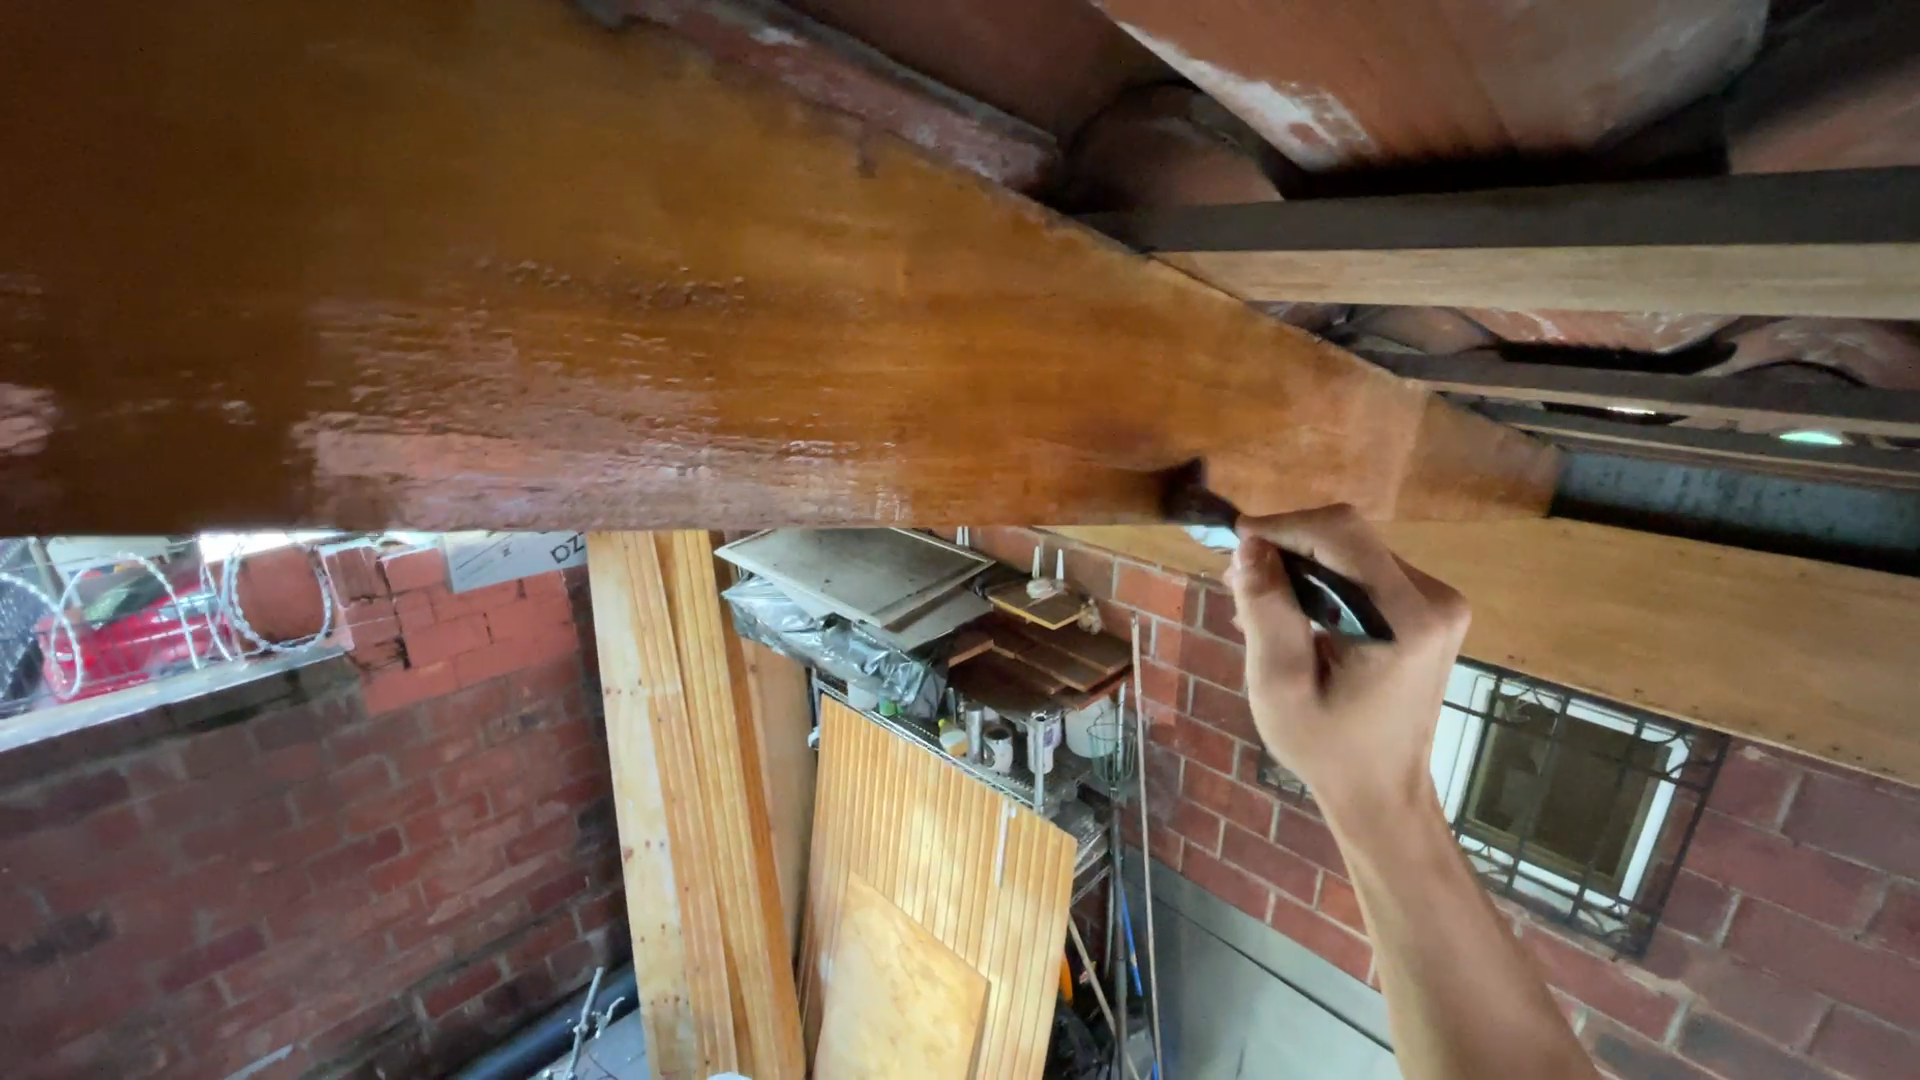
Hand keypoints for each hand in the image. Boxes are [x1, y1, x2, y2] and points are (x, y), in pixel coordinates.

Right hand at [1224, 505, 1470, 820]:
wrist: (1381, 790)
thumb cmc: (1326, 747)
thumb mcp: (1279, 684)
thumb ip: (1267, 610)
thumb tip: (1248, 547)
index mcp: (1404, 619)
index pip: (1340, 533)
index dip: (1282, 527)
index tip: (1234, 546)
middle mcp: (1433, 599)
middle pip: (1347, 538)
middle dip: (1285, 549)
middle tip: (1237, 586)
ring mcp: (1437, 604)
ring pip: (1352, 550)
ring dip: (1299, 567)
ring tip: (1257, 606)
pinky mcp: (1429, 611)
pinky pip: (1364, 571)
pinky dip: (1321, 581)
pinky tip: (1292, 614)